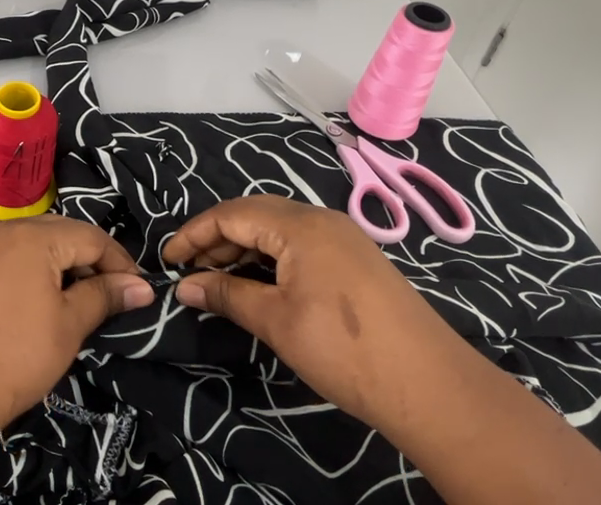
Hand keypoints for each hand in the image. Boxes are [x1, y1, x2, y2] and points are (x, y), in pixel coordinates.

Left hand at [0, 215, 154, 429]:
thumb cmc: (16, 355)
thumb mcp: (70, 324)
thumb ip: (104, 297)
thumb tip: (142, 286)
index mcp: (34, 236)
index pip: (91, 237)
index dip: (120, 263)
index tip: (139, 293)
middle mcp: (7, 229)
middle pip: (64, 232)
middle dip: (92, 259)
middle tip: (114, 295)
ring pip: (37, 241)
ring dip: (64, 264)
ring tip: (82, 300)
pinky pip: (14, 254)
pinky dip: (37, 268)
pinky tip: (45, 301)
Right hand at [162, 196, 468, 430]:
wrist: (431, 386)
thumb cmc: (343, 349)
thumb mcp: (275, 321)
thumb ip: (226, 295)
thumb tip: (184, 286)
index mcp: (300, 224)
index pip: (232, 213)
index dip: (195, 234)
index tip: (168, 260)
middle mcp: (321, 219)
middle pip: (254, 214)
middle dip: (217, 239)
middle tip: (191, 271)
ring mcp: (343, 238)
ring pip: (278, 228)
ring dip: (244, 248)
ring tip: (219, 279)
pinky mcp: (356, 260)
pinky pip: (300, 243)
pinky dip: (271, 257)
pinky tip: (260, 283)